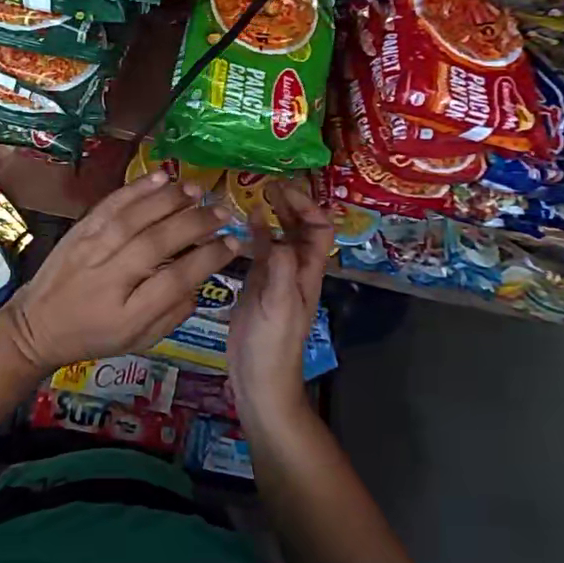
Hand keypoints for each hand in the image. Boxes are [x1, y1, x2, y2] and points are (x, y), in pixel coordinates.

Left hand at [0, 170, 239, 371]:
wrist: (37, 324)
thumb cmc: (94, 336)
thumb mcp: (139, 340)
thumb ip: (173, 313)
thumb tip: (201, 278)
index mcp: (128, 314)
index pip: (175, 281)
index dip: (208, 259)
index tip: (234, 243)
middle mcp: (109, 278)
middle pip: (157, 244)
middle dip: (195, 224)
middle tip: (224, 211)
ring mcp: (91, 250)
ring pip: (134, 218)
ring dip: (169, 200)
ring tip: (198, 190)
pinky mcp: (80, 230)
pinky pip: (110, 205)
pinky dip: (136, 189)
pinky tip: (161, 177)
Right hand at [229, 181, 333, 427]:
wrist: (259, 379)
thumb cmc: (273, 343)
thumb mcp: (279, 303)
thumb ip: (281, 268)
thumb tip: (275, 233)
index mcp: (308, 271)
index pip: (319, 228)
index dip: (307, 205)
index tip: (283, 190)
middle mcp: (296, 268)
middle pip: (301, 227)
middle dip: (291, 203)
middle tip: (268, 183)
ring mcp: (277, 275)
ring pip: (281, 235)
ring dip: (274, 213)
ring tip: (257, 193)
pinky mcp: (258, 283)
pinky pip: (260, 250)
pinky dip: (255, 232)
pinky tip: (244, 220)